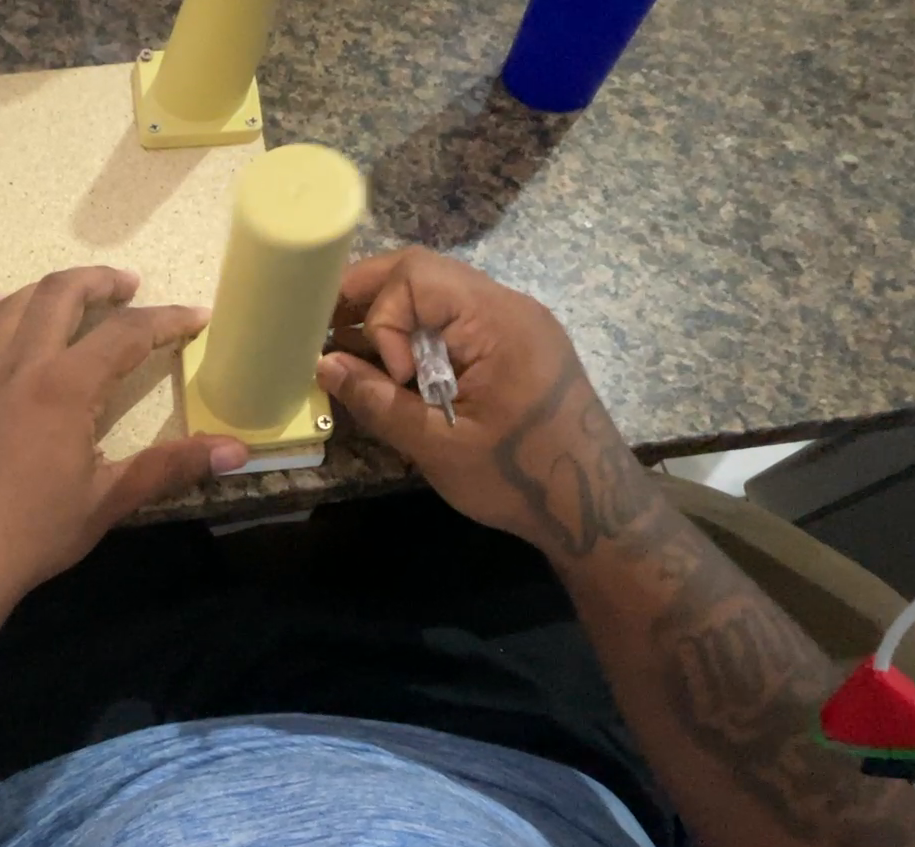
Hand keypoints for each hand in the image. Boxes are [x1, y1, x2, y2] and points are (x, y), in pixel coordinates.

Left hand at [0, 266, 248, 621]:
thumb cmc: (32, 536)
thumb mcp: (108, 502)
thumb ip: (170, 467)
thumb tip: (237, 452)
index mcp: (66, 389)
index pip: (126, 334)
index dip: (167, 319)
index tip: (196, 316)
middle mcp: (19, 367)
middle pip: (60, 296)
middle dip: (100, 282)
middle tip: (127, 286)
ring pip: (9, 307)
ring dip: (45, 290)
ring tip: (70, 296)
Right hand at [316, 247, 655, 560]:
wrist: (590, 504)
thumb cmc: (516, 479)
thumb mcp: (438, 447)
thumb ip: (378, 403)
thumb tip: (324, 366)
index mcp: (497, 322)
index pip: (416, 275)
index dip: (382, 316)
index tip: (391, 375)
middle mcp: (507, 306)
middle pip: (423, 273)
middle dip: (368, 301)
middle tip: (329, 337)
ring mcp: (512, 323)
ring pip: (436, 295)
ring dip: (389, 321)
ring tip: (354, 358)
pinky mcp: (511, 346)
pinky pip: (453, 321)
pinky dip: (415, 338)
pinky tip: (396, 373)